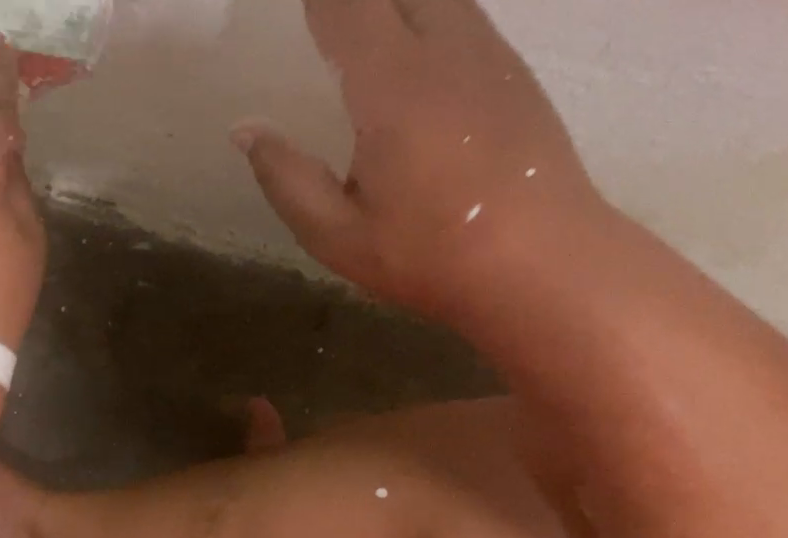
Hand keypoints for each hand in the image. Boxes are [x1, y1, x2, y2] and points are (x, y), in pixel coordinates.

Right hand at [235, 0, 611, 320]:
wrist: (542, 262)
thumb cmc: (428, 255)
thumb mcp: (335, 234)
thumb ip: (286, 177)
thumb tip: (245, 129)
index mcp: (393, 87)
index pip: (346, 7)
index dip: (317, 2)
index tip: (296, 9)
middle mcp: (446, 51)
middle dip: (353, 0)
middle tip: (322, 16)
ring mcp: (488, 56)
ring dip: (394, 6)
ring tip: (358, 26)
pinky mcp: (513, 74)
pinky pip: (463, 17)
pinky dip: (427, 17)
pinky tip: (409, 49)